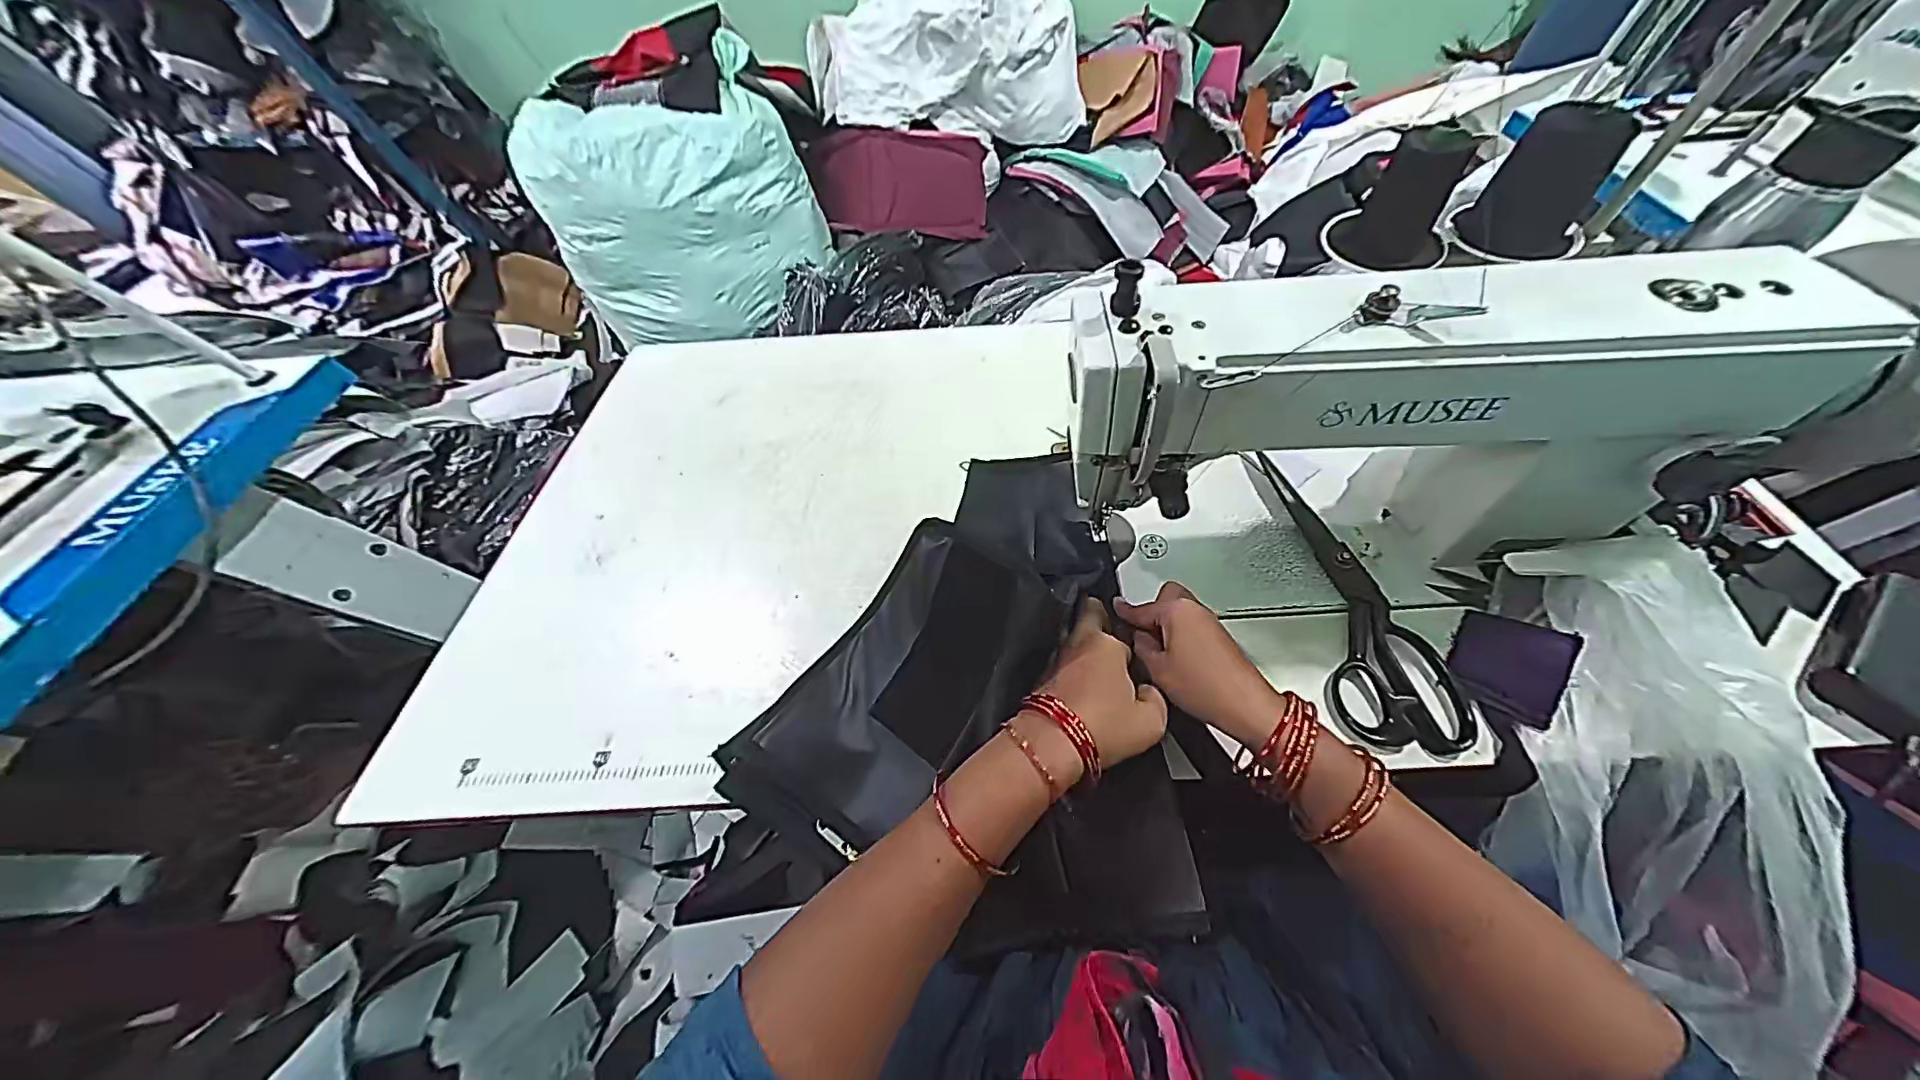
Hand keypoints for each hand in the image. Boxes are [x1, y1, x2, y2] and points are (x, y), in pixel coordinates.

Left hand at [1030, 598, 1166, 767]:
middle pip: (1088, 612)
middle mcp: (1079, 643)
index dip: (1133, 640)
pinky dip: (1070, 666)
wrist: (1052, 744)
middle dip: (1099, 615)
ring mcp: (1057, 658)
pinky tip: (1080, 683)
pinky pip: (1060, 660)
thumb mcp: (1152, 721)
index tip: (1138, 651)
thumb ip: (1157, 699)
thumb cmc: (1098, 727)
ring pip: (1072, 635)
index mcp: (1107, 644)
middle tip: (1112, 631)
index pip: (1124, 628)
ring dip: (1083, 642)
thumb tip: (1149, 693)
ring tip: (1098, 661)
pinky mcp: (1042, 676)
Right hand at [1116, 582, 1286, 748]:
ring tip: (1161, 656)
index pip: (1142, 608)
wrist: (1244, 705)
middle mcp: (1196, 609)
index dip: (1125, 613)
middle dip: (1152, 613)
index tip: (1118, 609)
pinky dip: (1181, 636)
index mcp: (1178, 610)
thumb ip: (1140, 646)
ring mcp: (1210, 621)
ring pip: (1180, 611)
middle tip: (1143, 636)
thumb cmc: (1208, 688)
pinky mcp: (1218, 635)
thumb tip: (1138, 637)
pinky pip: (1192, 625)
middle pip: (1166, 597)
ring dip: (1168, 626)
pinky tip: (1178, 661)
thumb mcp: (1157, 669)